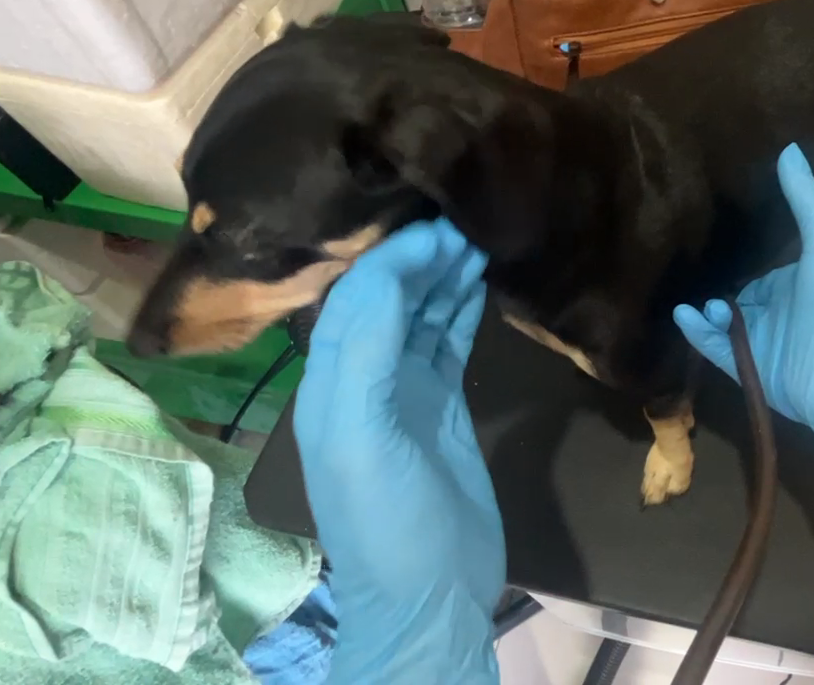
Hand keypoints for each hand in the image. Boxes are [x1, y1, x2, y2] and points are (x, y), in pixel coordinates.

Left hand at [293, 219, 501, 684]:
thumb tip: (397, 274)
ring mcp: (405, 389)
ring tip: (480, 238)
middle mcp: (365, 376)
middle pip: (390, 297)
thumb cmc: (387, 517)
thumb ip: (368, 353)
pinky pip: (449, 339)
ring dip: (446, 275)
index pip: (358, 296)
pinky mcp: (442, 401)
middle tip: (468, 222)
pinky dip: (463, 307)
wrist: (432, 592)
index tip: (440, 229)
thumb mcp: (360, 436)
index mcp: (332, 381)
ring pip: (422, 313)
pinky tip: (481, 279)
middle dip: (423, 257)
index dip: (394, 258)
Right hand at [673, 144, 813, 480]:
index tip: (712, 236)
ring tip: (695, 297)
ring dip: (706, 308)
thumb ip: (804, 197)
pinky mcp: (748, 368)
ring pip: (722, 322)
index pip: (762, 270)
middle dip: (717, 285)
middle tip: (692, 267)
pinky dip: (697, 332)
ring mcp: (762, 341)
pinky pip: (715, 347)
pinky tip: (682, 314)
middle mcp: (779, 311)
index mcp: (798, 282)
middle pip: (738, 296)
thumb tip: (788, 147)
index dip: (741, 257)